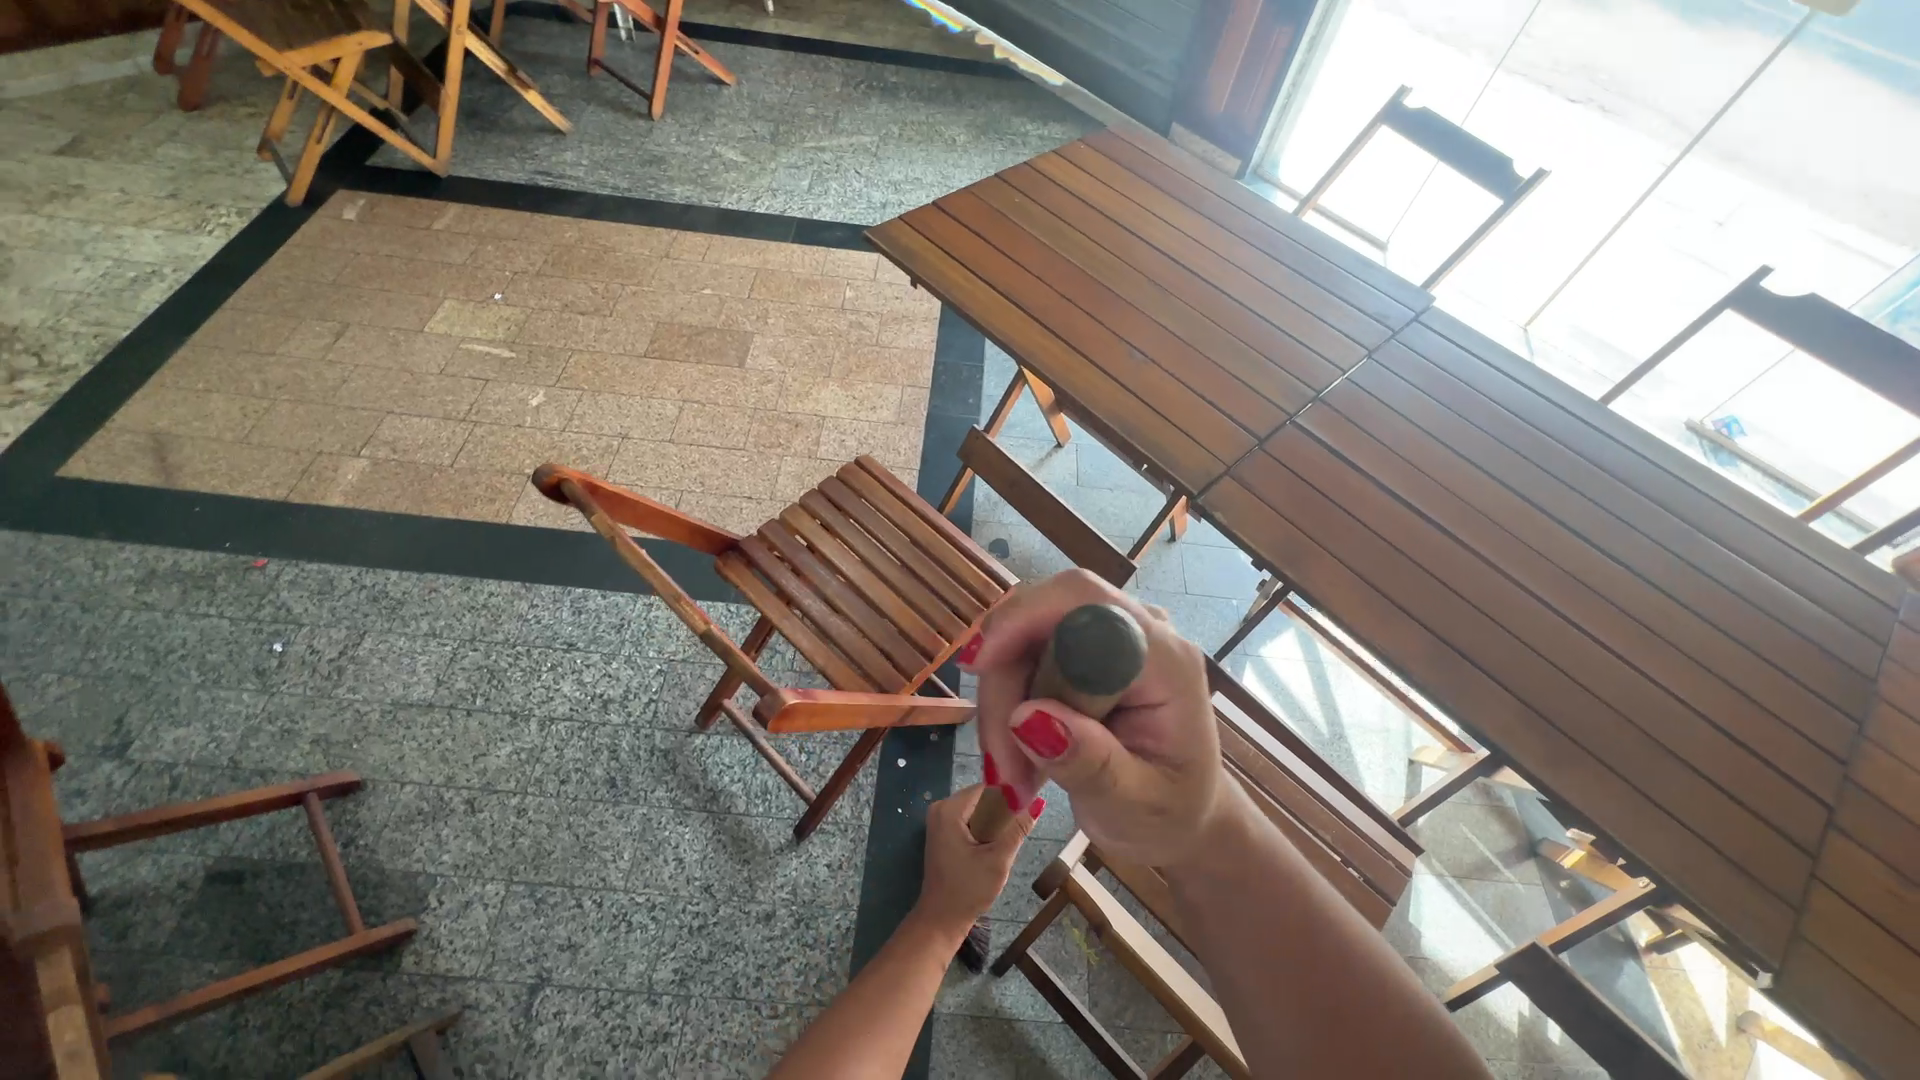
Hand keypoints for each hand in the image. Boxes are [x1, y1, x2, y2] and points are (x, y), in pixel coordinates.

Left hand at [913, 784, 1039, 935]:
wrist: (941, 919)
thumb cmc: (969, 890)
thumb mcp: (998, 860)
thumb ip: (1017, 829)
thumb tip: (1038, 803)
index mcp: (950, 809)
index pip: (986, 789)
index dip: (1010, 795)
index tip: (1031, 805)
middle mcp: (941, 808)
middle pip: (981, 797)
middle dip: (1003, 809)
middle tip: (1024, 824)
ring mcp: (939, 820)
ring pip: (976, 809)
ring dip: (995, 820)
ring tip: (1014, 834)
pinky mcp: (942, 832)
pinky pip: (969, 819)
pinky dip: (984, 827)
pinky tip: (997, 842)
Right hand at [967, 569, 1223, 869]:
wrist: (1179, 811)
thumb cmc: (1169, 811)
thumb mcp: (1136, 806)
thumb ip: (1090, 764)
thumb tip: (1027, 717)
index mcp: (1165, 659)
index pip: (1085, 602)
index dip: (1025, 619)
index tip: (978, 669)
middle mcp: (1135, 631)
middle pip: (1039, 620)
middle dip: (1005, 688)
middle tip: (1003, 770)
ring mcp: (1106, 636)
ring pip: (1020, 641)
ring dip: (1003, 707)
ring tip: (1016, 778)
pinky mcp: (1080, 649)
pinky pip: (1021, 657)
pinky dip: (1008, 705)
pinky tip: (1020, 757)